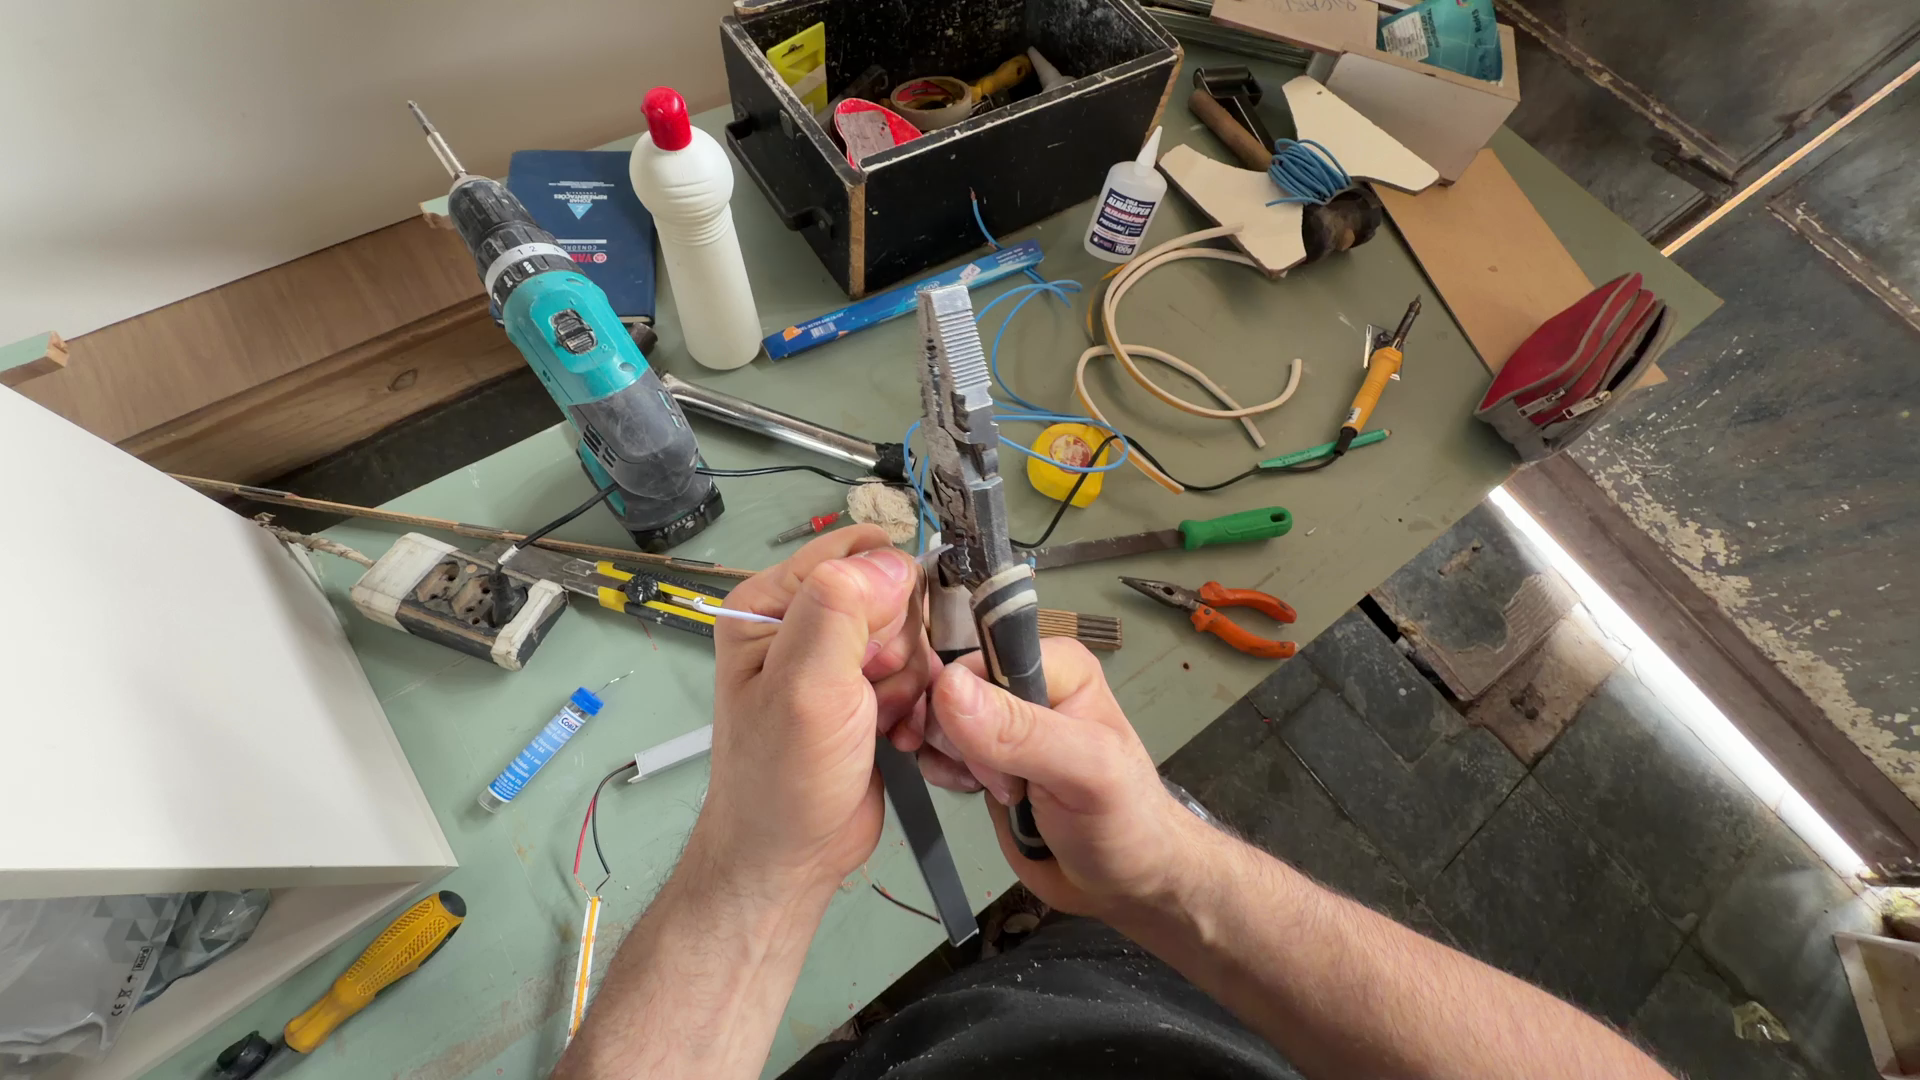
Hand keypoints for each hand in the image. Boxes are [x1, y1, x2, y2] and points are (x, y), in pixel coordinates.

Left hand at [698, 526, 926, 896]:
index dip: (885, 593)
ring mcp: (840, 656)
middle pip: (892, 593)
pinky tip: (895, 731)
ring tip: (881, 719)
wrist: (791, 855)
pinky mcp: (867, 688)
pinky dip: (916, 700)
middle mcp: (806, 619)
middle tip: (873, 690)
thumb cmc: (785, 773)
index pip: (856, 554)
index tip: (881, 645)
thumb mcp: (806, 684)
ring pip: (913, 632)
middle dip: (899, 644)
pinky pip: (918, 668)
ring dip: (911, 678)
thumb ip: (841, 609)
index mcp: (774, 601)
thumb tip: (892, 558)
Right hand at [927, 640, 1212, 920]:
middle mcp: (1023, 680)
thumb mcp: (1083, 770)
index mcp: (1053, 663)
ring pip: (935, 719)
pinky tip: (977, 792)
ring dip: (954, 759)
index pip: (974, 657)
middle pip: (947, 688)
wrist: (1124, 880)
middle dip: (961, 739)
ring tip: (1003, 789)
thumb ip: (1018, 730)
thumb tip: (947, 685)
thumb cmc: (1122, 821)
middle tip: (1008, 778)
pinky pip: (934, 748)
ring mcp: (998, 719)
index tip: (981, 748)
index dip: (959, 699)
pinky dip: (944, 774)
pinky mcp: (981, 754)